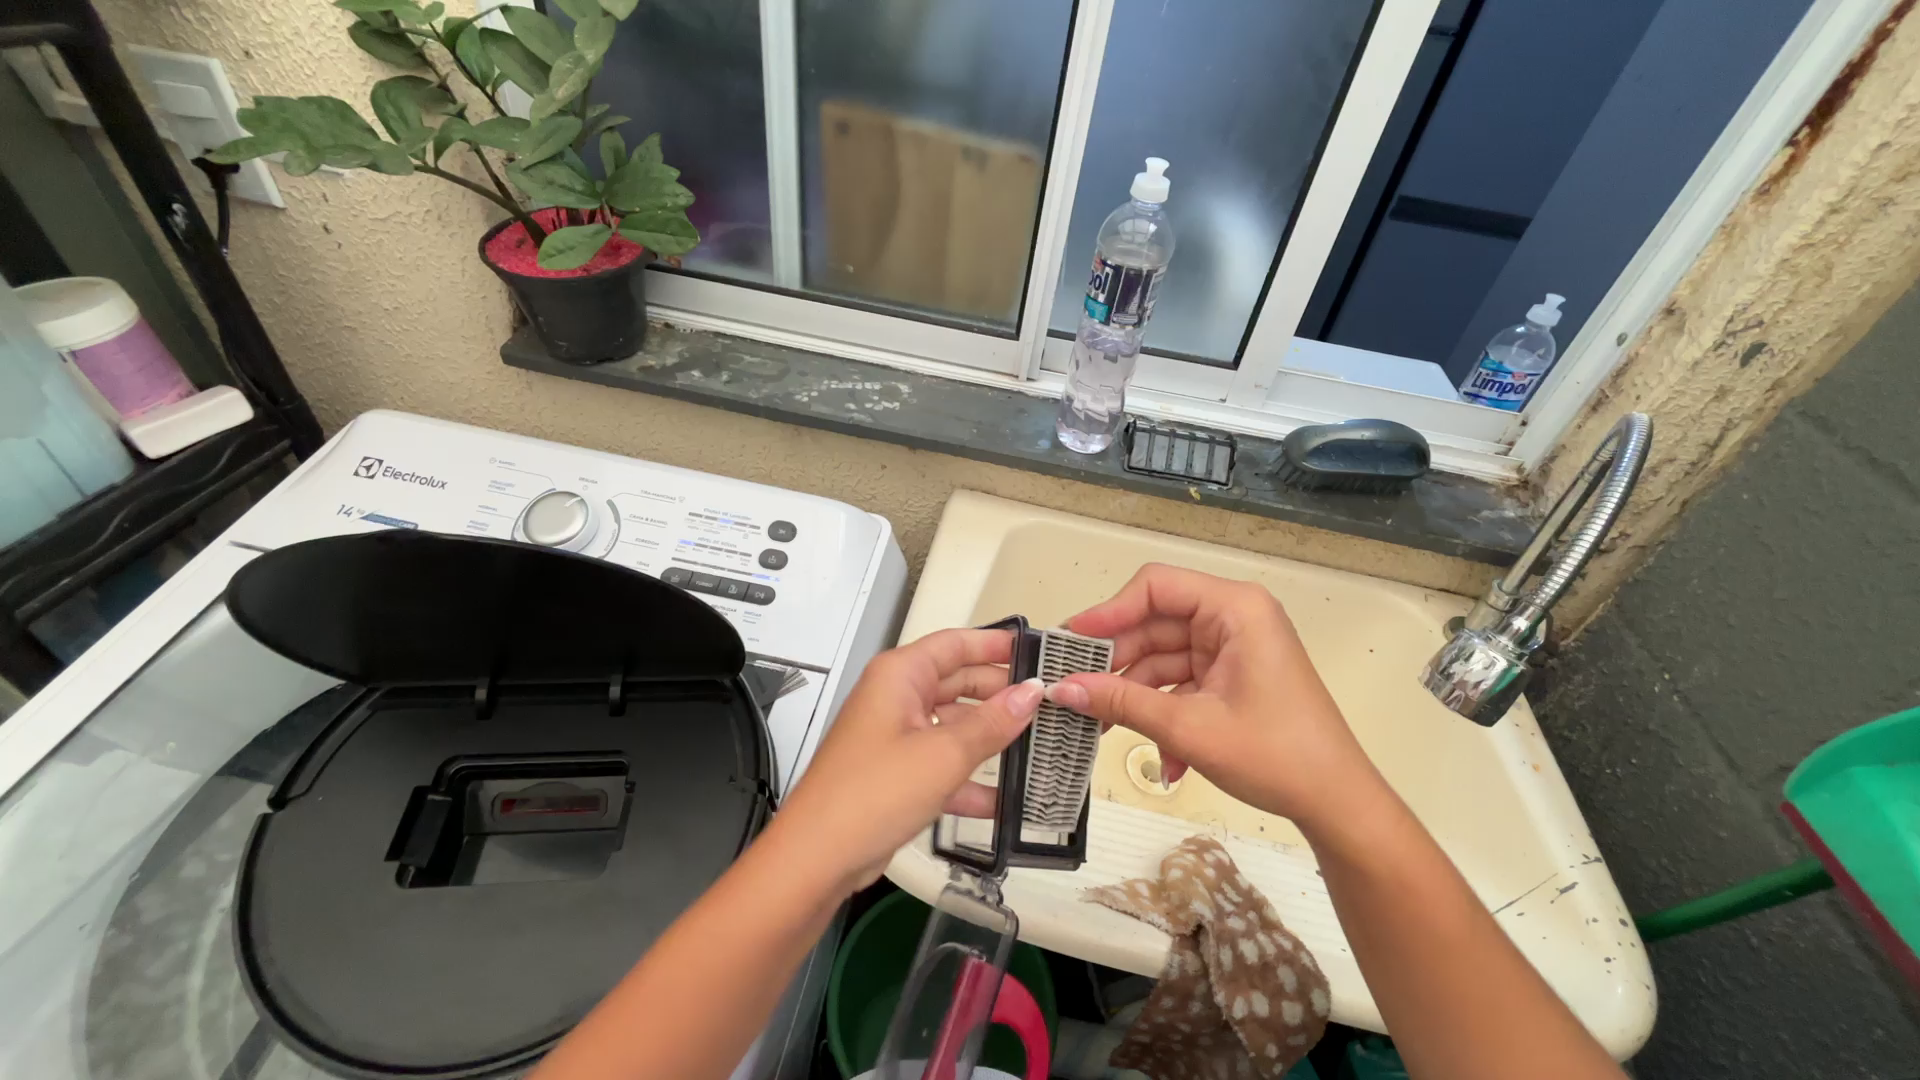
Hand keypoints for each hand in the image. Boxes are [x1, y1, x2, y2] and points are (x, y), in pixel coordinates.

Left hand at [771, 627, 1043, 893]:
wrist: (817, 858)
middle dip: (999, 693)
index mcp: (900, 675)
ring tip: (1037, 747)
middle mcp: (895, 698)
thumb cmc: (874, 793)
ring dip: (989, 738)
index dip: (996, 645)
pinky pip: (941, 764)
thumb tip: (1032, 691)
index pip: (955, 644)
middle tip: (1047, 703)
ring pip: (951, 725)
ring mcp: (894, 737)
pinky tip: (1004, 800)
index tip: (1038, 651)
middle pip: (956, 683)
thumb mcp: (944, 755)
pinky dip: (969, 778)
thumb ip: (993, 722)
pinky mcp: (895, 774)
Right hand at [1045, 564, 1381, 833]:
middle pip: (1155, 624)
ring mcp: (1232, 649)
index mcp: (1234, 609)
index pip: (1155, 587)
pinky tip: (1161, 759)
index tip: (1070, 642)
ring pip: (1163, 657)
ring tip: (1103, 730)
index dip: (1108, 610)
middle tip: (1074, 691)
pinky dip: (1164, 714)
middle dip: (1117, 663)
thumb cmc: (1273, 754)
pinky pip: (1182, 683)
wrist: (1337, 804)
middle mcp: (1233, 618)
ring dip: (1136, 696)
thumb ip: (1121, 701)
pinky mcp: (1232, 677)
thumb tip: (1061, 688)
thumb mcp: (1189, 727)